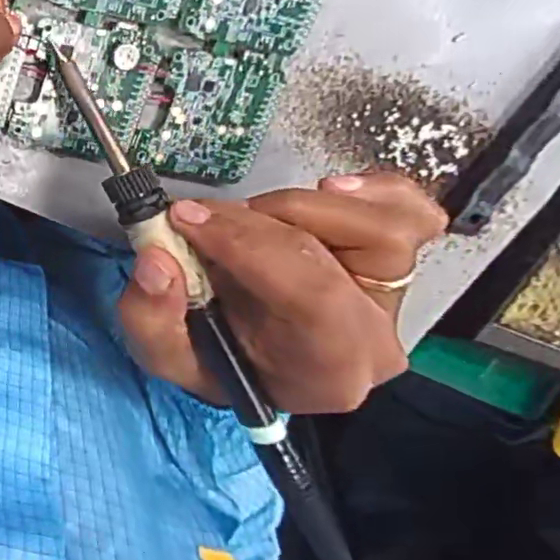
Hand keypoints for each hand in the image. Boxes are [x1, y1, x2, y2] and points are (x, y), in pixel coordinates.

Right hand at [114, 172, 447, 413]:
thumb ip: (149, 315)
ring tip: (246, 218)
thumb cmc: (213, 359)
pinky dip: (368, 191)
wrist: (251, 357)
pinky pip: (410, 211)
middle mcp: (374, 334)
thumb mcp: (163, 354)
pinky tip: (327, 190)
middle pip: (340, 252)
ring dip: (296, 206)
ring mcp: (393, 295)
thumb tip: (157, 258)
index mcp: (326, 368)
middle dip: (252, 220)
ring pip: (381, 225)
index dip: (245, 245)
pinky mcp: (396, 260)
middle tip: (195, 216)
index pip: (311, 295)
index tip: (183, 219)